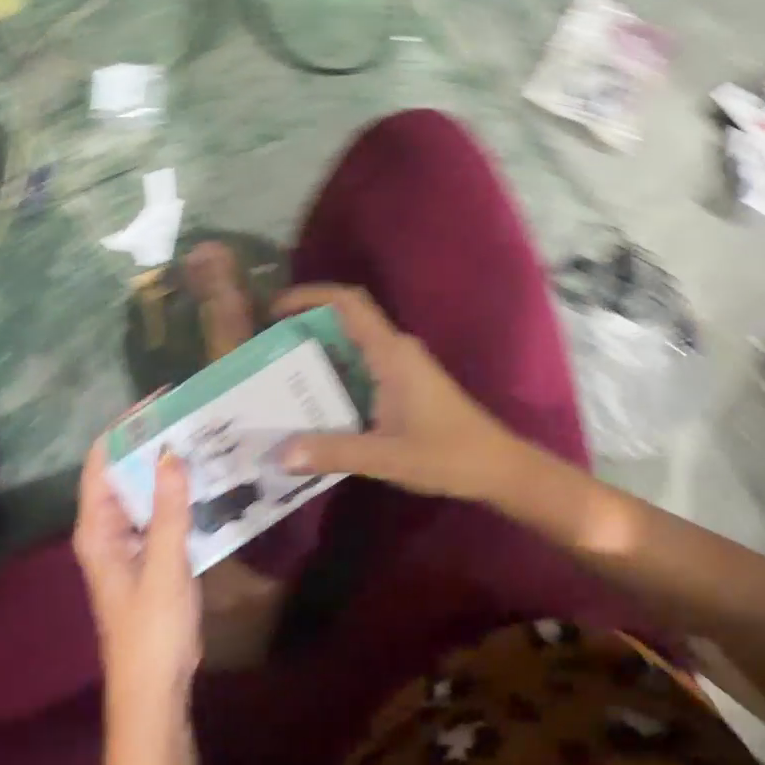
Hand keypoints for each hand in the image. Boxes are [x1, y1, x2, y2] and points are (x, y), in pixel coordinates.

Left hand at [73, 440, 201, 712]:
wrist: (154, 689)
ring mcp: (128, 544)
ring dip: (166, 467)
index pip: (101, 461)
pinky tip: (207, 481)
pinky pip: (159, 513)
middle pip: (123, 471)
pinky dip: (177, 494)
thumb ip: (168, 511)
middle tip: (190, 415)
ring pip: (143, 491)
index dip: (125, 428)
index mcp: (96, 529)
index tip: (159, 402)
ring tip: (202, 438)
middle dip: (151, 442)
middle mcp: (107, 529)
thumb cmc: (151, 630)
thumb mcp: (164, 566)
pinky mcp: (148, 557)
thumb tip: (170, 454)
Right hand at [272, 284, 529, 504]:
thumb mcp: (386, 457)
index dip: (310, 296)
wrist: (499, 468)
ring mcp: (402, 366)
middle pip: (345, 320)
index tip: (275, 310)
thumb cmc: (447, 456)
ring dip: (319, 352)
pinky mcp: (404, 384)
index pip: (348, 303)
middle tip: (266, 350)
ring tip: (278, 375)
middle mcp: (395, 350)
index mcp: (391, 353)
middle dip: (305, 328)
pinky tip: (313, 401)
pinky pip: (361, 365)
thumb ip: (333, 452)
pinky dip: (334, 373)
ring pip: (352, 344)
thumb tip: (279, 454)